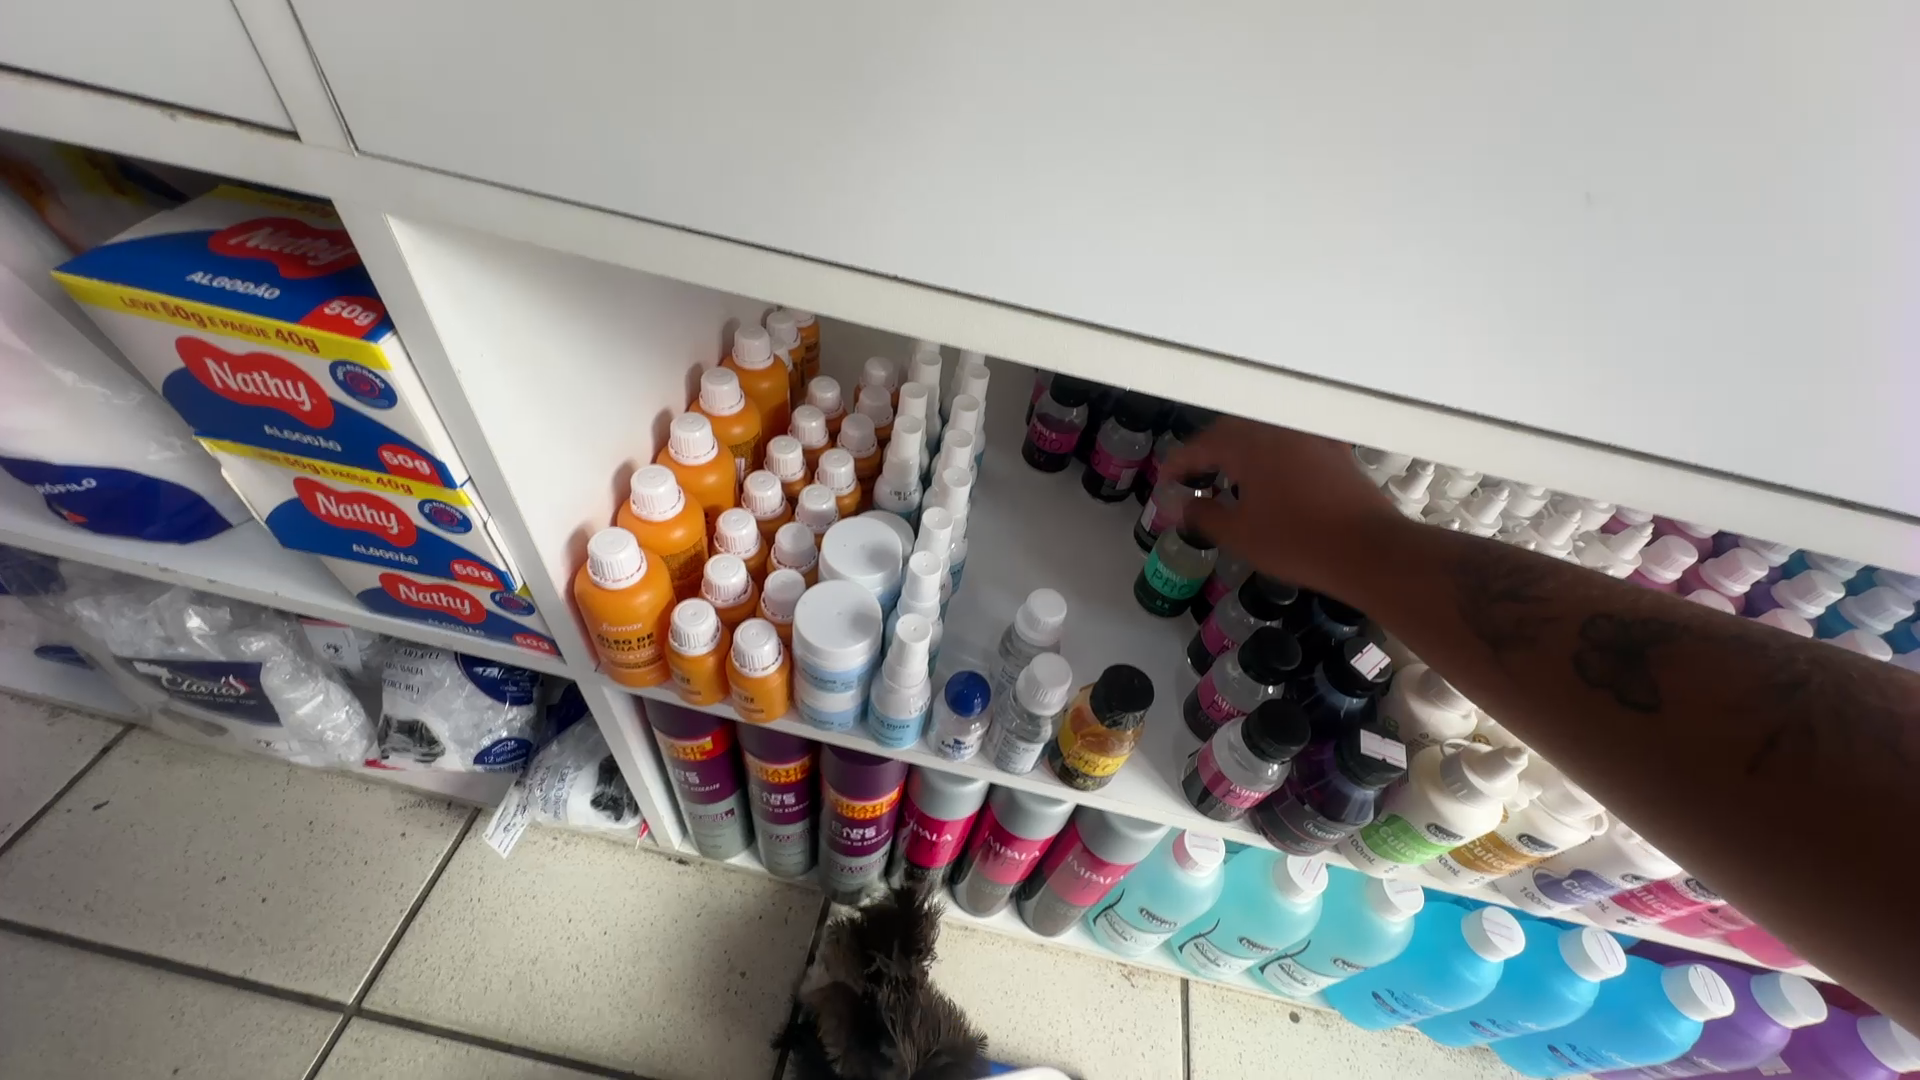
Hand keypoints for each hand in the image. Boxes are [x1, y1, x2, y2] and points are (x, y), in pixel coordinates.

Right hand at [1166, 416, 1409, 595]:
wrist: (1369, 550)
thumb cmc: (1295, 541)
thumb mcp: (1238, 534)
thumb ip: (1204, 516)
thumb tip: (1183, 507)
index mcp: (1249, 443)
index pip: (1201, 446)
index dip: (1178, 464)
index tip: (1165, 482)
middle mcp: (1278, 429)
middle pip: (1231, 431)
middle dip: (1207, 453)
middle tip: (1192, 478)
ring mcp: (1310, 436)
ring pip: (1262, 434)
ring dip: (1238, 452)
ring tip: (1226, 479)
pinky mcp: (1333, 451)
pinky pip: (1288, 443)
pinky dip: (1268, 455)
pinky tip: (1267, 480)